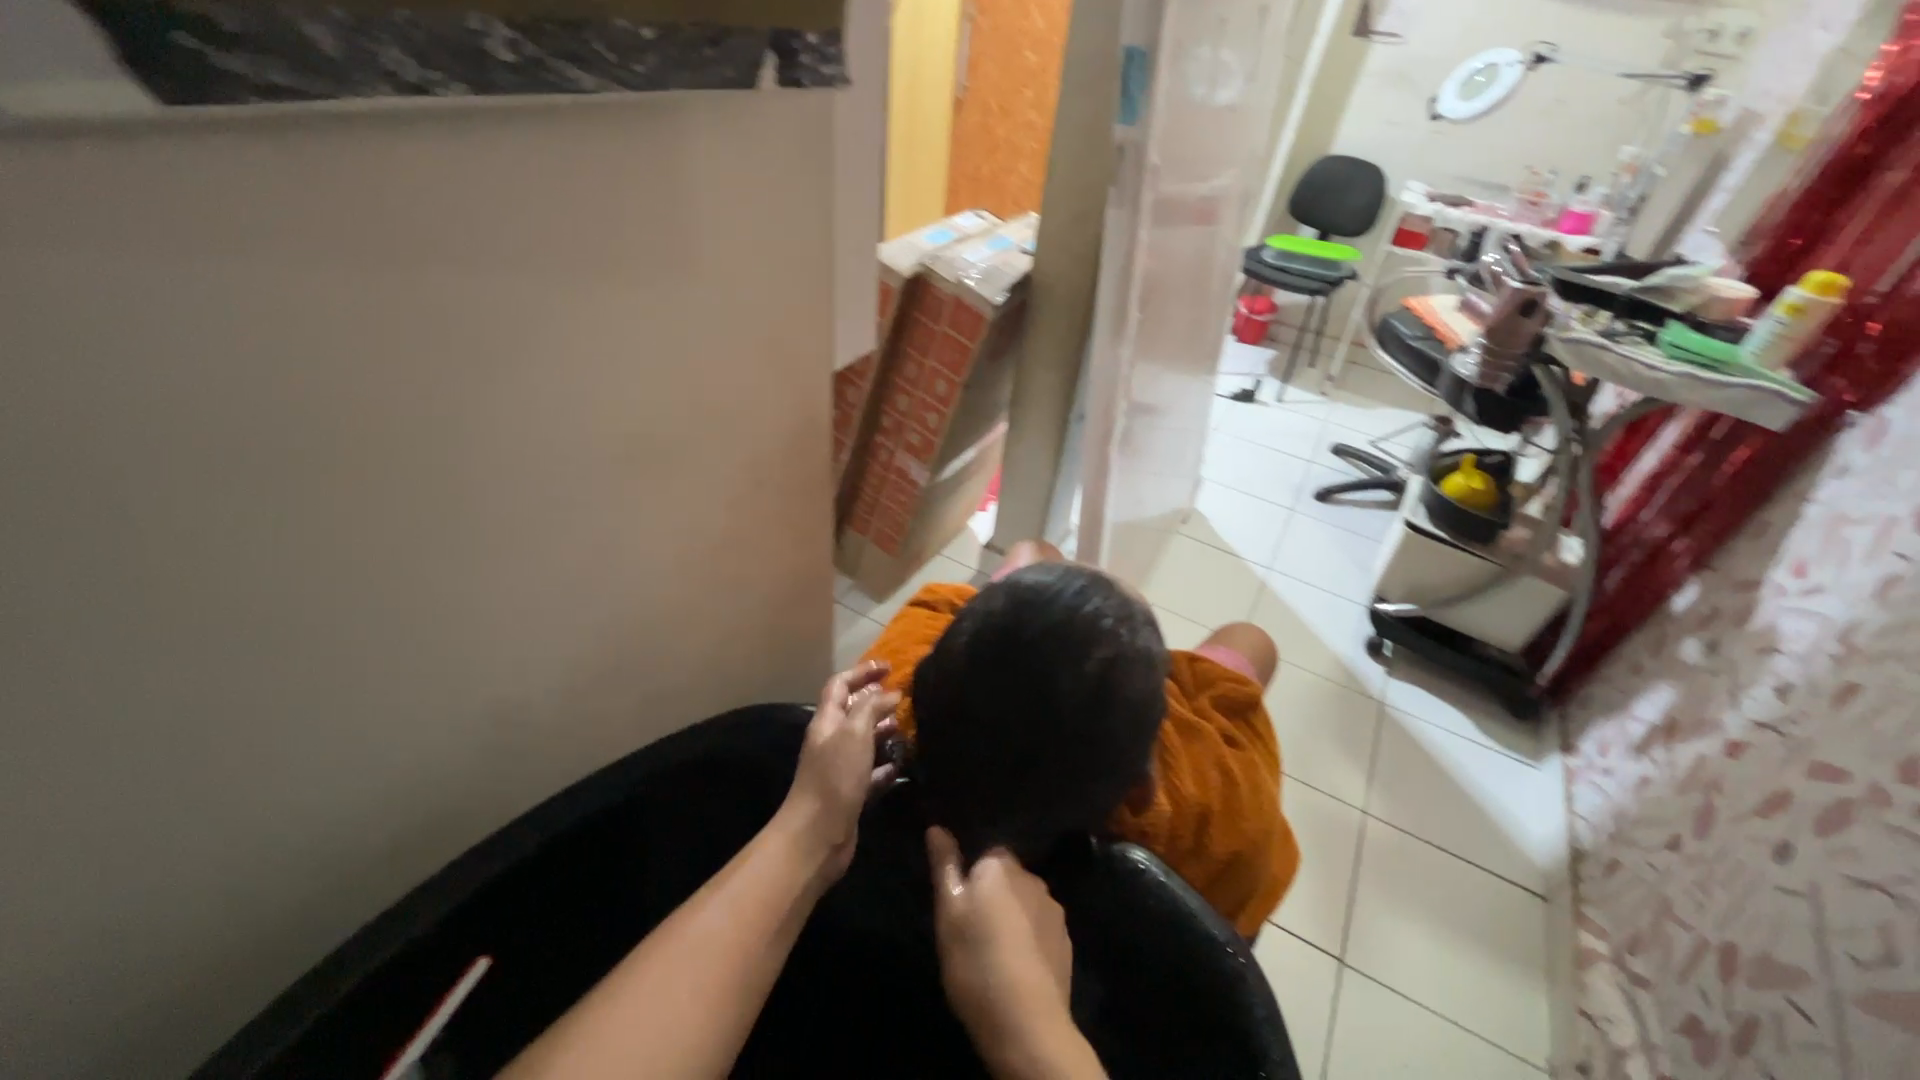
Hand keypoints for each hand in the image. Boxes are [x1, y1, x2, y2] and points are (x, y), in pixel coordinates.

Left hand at [778, 661, 899, 881]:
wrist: (817, 835)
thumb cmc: (834, 777)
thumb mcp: (854, 733)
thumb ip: (871, 708)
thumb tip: (890, 692)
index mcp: (826, 722)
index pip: (840, 685)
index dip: (862, 673)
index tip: (890, 668)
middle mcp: (831, 741)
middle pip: (852, 712)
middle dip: (875, 701)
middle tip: (904, 696)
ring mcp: (840, 768)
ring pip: (863, 741)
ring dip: (883, 730)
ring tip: (908, 725)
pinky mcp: (851, 793)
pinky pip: (871, 772)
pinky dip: (886, 765)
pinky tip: (903, 763)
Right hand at [927, 827, 1081, 1073]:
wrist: (1026, 1021)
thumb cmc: (975, 960)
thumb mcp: (947, 913)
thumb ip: (945, 866)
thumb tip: (937, 827)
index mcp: (1001, 866)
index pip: (987, 853)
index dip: (972, 874)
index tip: (959, 901)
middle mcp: (1033, 879)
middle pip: (1008, 877)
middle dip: (993, 894)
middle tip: (970, 927)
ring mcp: (1054, 911)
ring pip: (1025, 903)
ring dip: (1012, 916)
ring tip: (992, 950)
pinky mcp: (1065, 942)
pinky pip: (1040, 929)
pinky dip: (1028, 939)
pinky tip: (1015, 966)